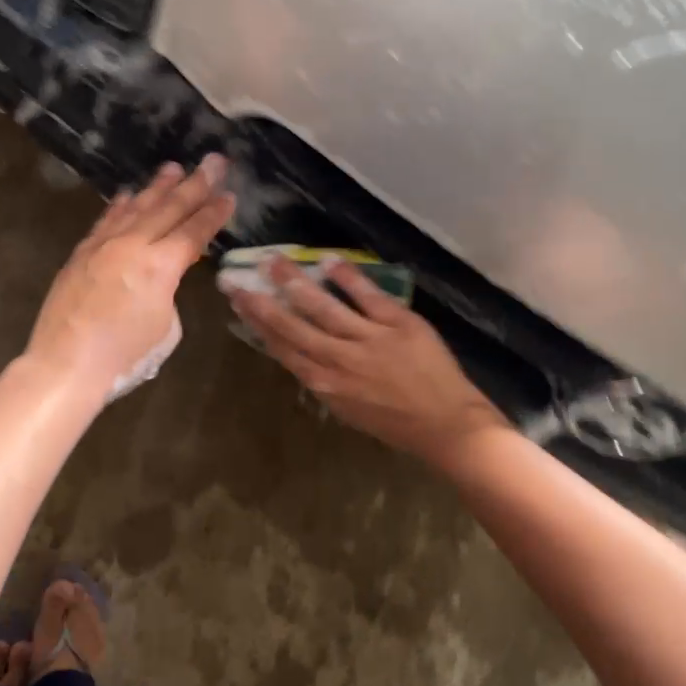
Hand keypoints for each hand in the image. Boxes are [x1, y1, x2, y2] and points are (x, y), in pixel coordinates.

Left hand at [24, 155, 235, 395]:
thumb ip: (167, 293)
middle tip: (213, 161)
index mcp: (161, 266)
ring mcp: (102, 246)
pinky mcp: (80, 254)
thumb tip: (158, 279)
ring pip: (135, 208)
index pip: (194, 232)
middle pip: (168, 209)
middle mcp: (132, 245)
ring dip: (156, 187)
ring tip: (173, 168)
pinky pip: (105, 221)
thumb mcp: (165, 328)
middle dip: (194, 184)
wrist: (66, 364)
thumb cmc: (124, 356)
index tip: (228, 194)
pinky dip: (119, 206)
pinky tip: (127, 195)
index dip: (213, 213)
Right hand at [227, 257, 510, 463]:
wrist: (448, 425)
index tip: (237, 300)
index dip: (256, 321)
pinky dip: (347, 278)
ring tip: (274, 261)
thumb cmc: (394, 422)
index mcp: (325, 383)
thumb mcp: (346, 408)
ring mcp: (369, 340)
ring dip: (295, 282)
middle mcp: (340, 360)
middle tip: (238, 277)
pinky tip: (328, 261)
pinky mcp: (399, 324)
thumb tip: (296, 348)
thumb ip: (321, 378)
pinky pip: (368, 296)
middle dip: (262, 300)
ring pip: (323, 307)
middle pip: (292, 325)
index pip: (281, 346)